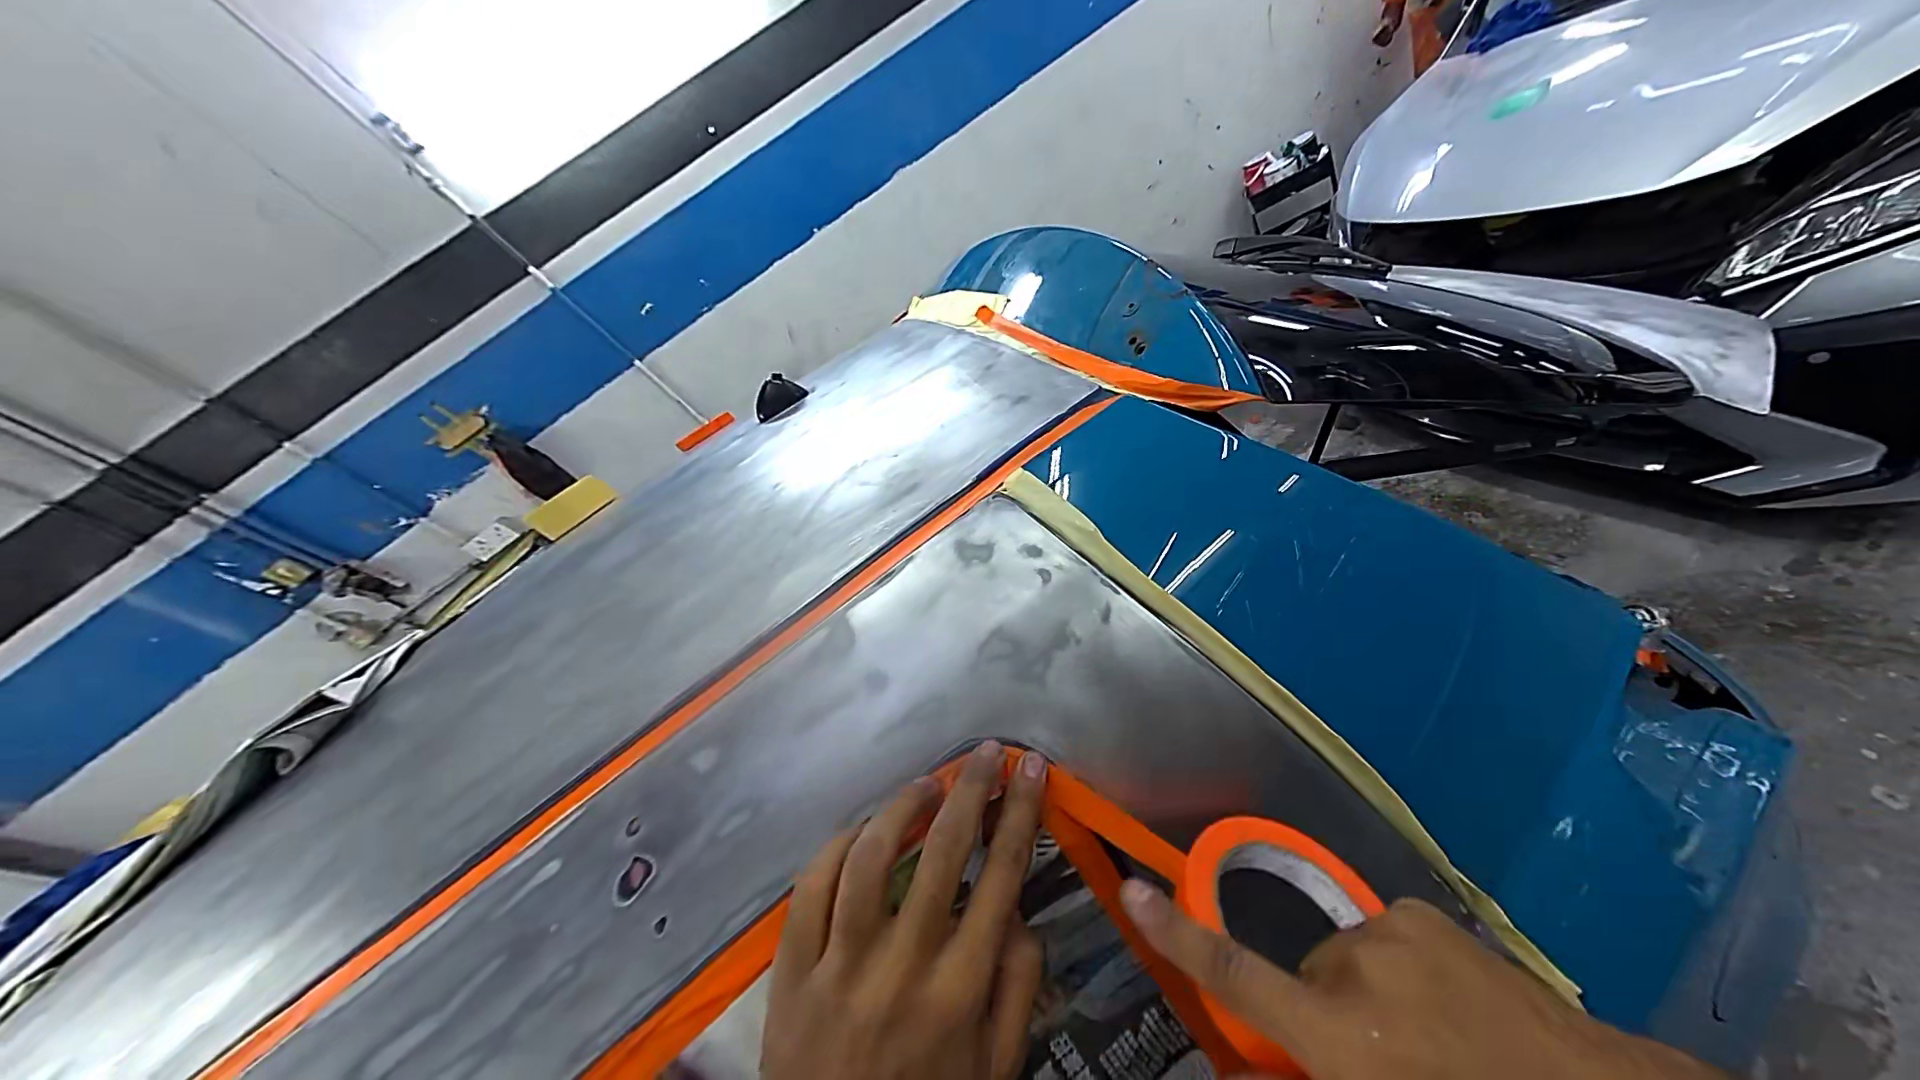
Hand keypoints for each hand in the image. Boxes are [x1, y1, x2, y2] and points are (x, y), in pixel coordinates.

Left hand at [763, 741, 1047, 1079]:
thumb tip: (1020, 911)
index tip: (1028, 768)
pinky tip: (860, 830)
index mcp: (960, 988)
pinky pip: (810, 888)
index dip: (1019, 813)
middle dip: (969, 790)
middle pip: (941, 853)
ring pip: (869, 859)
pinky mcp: (792, 970)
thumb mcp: (994, 1066)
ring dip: (900, 808)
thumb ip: (1018, 988)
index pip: (1001, 877)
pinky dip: (836, 846)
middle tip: (985, 753)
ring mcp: (841, 965)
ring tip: (924, 787)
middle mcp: (904, 965)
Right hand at [1118, 884, 1727, 1079]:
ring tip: (1431, 1040)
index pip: (1237, 978)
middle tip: (1382, 1058)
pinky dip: (1394, 968)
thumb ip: (1315, 1071)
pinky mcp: (1422, 914)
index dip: (1179, 935)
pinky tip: (1450, 1008)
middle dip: (1320, 1013)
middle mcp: (1355, 969)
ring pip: (1341, 959)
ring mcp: (1393, 933)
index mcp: (1344, 1035)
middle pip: (1300, 980)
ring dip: (1361, 991)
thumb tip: (1254, 1061)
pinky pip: (1381, 940)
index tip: (1134, 893)